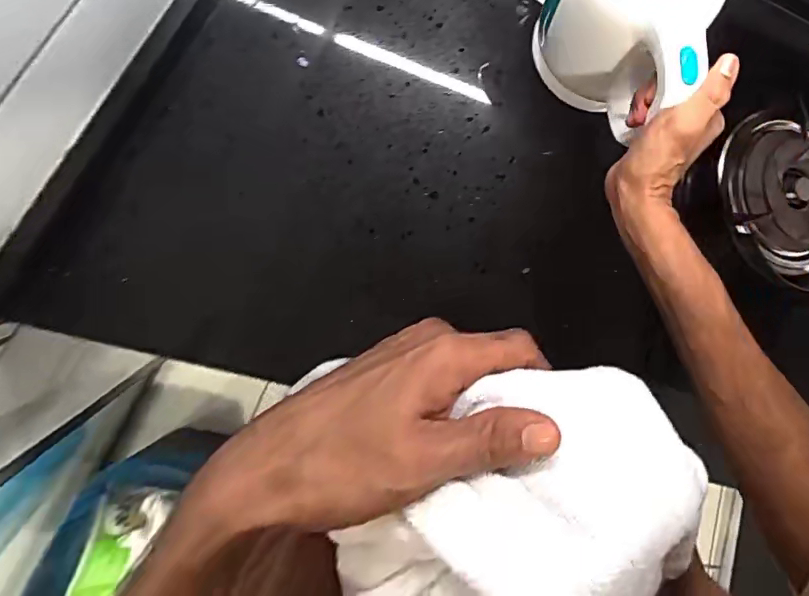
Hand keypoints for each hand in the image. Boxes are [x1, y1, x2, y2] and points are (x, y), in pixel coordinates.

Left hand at [164, 319, 561, 547]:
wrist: (260, 472)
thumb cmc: (340, 464)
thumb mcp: (424, 460)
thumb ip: (490, 439)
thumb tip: (548, 427)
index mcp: (445, 350)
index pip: (519, 346)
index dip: (541, 380)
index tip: (544, 422)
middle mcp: (428, 336)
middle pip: (492, 355)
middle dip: (507, 396)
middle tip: (508, 446)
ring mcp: (402, 349)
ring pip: (463, 367)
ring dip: (476, 402)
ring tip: (468, 450)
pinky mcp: (384, 367)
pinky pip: (436, 375)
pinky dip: (448, 403)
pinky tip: (431, 440)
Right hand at [606, 52, 738, 211]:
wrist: (632, 186)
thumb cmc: (659, 158)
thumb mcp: (688, 117)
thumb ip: (711, 90)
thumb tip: (730, 63)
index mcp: (708, 114)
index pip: (696, 75)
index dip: (678, 74)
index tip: (667, 86)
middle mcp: (694, 119)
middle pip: (675, 82)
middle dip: (656, 90)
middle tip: (652, 107)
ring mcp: (674, 125)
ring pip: (659, 93)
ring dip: (644, 102)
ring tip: (643, 119)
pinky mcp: (656, 129)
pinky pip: (648, 106)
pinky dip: (639, 111)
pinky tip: (638, 124)